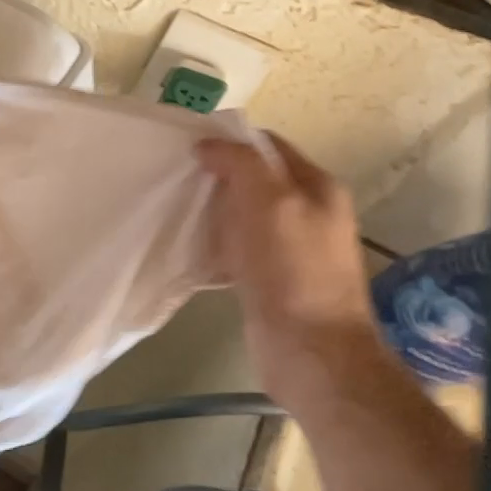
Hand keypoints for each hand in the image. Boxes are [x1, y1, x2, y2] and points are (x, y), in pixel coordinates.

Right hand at [197, 135, 385, 401]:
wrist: (309, 349)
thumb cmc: (293, 270)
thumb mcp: (269, 202)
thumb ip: (241, 165)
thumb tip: (208, 145)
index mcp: (317, 188)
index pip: (269, 147)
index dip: (230, 142)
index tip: (188, 147)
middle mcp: (307, 214)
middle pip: (253, 181)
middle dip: (215, 178)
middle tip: (175, 179)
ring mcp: (289, 249)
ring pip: (241, 216)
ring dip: (211, 213)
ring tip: (174, 212)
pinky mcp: (269, 279)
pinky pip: (234, 250)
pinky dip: (212, 246)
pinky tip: (189, 252)